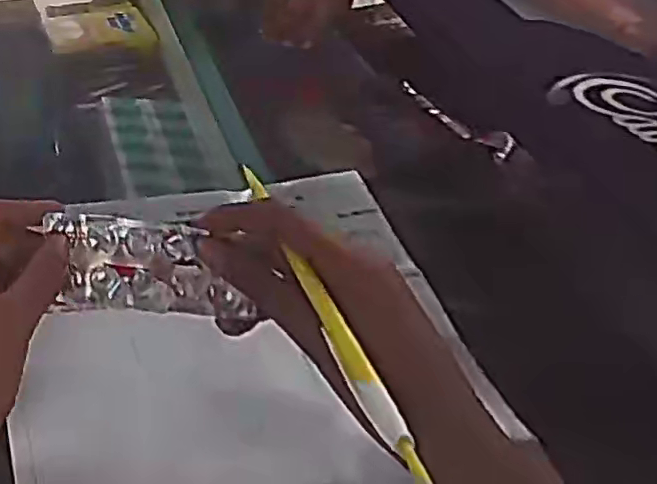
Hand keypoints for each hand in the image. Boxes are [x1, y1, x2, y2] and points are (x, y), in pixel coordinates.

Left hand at [0, 200, 67, 483]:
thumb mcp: (16, 314)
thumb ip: (41, 273)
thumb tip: (60, 242)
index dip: (29, 210)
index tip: (62, 213)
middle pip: (0, 235)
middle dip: (36, 238)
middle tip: (75, 244)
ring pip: (5, 260)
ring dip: (35, 262)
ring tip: (71, 266)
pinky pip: (4, 283)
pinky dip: (28, 283)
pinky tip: (54, 289)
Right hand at [200, 202, 561, 483]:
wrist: (456, 439)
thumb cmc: (385, 390)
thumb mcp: (312, 335)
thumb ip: (261, 286)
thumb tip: (215, 251)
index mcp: (349, 262)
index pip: (279, 217)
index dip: (233, 217)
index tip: (200, 230)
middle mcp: (360, 259)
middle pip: (286, 235)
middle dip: (241, 250)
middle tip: (208, 272)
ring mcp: (368, 278)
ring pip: (296, 259)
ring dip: (258, 275)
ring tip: (231, 310)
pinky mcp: (370, 298)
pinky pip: (314, 277)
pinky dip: (284, 289)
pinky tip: (264, 316)